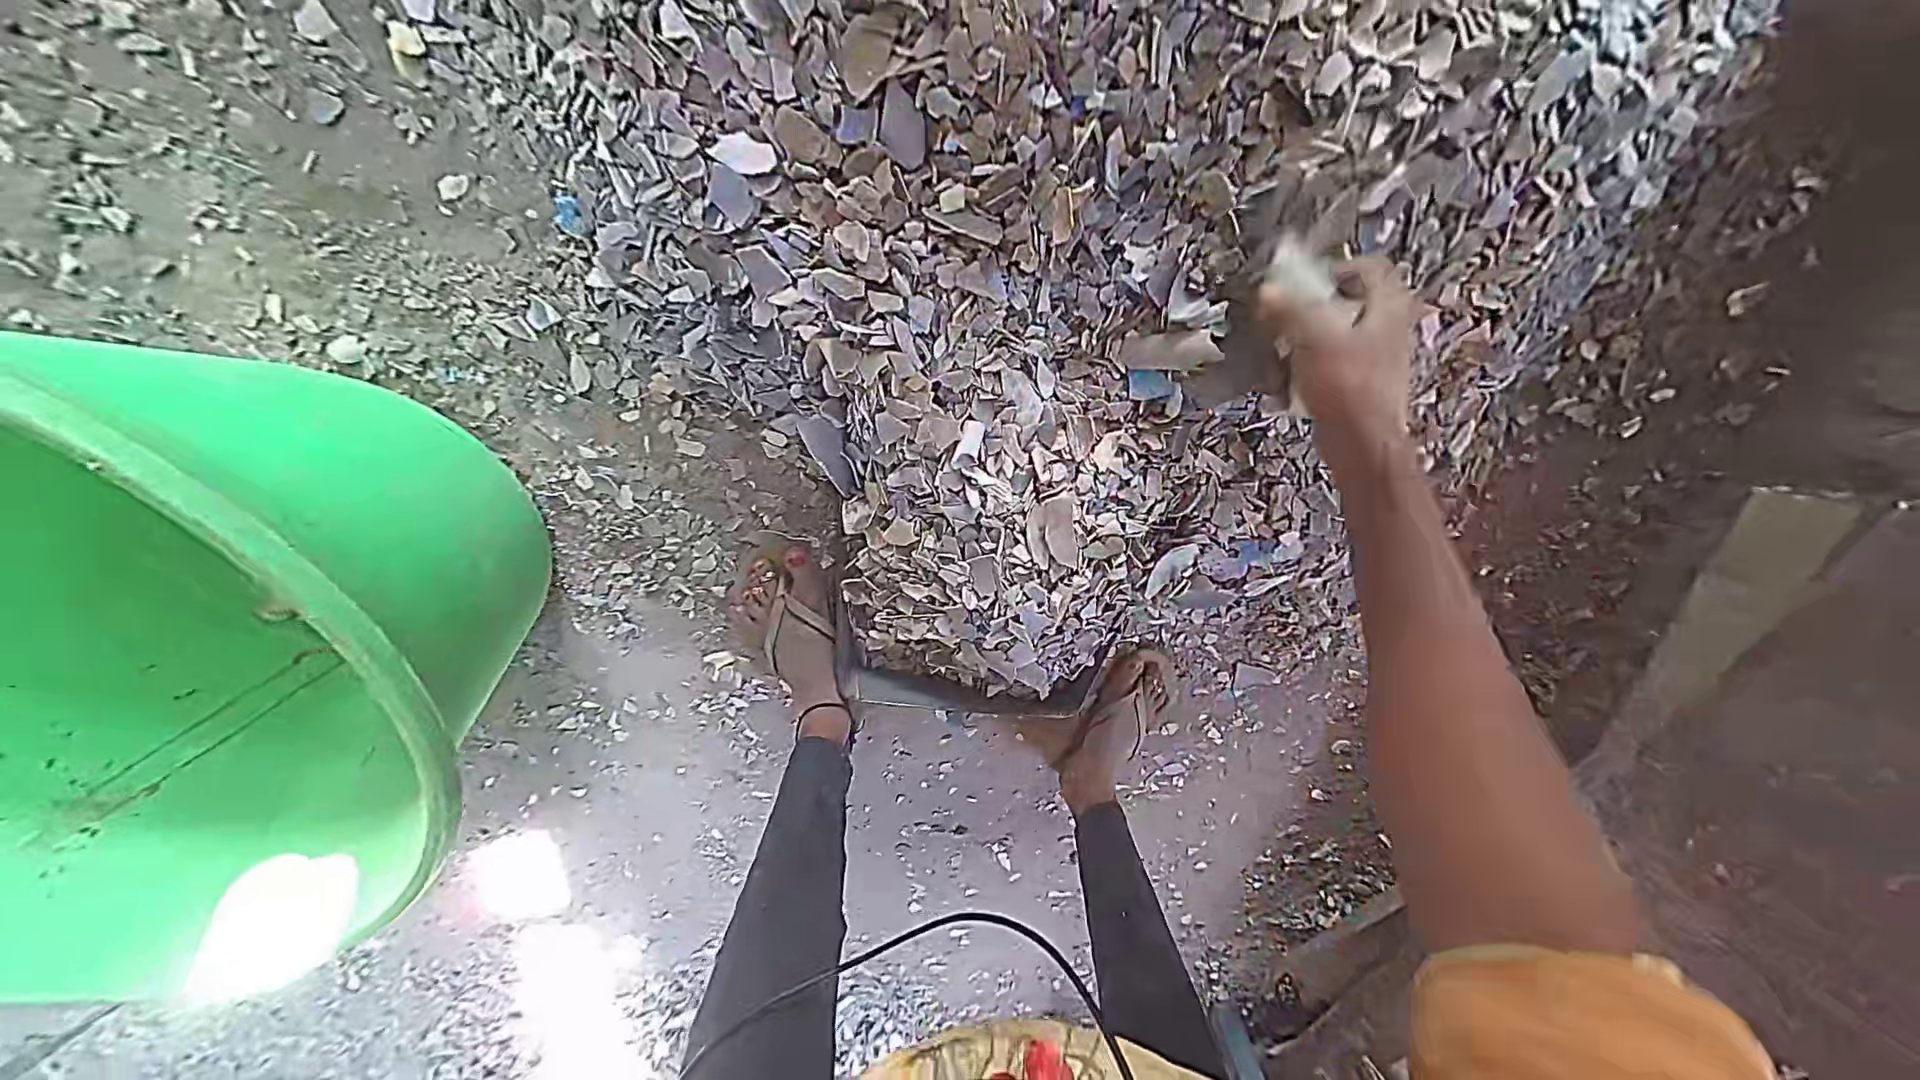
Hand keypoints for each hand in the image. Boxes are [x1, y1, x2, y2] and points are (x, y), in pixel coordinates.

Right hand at [1257, 256, 1417, 443]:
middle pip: (1345, 306)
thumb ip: (1290, 310)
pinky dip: (1304, 373)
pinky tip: (1288, 385)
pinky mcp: (1356, 387)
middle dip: (1309, 313)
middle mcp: (1386, 332)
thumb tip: (1268, 291)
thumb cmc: (1348, 388)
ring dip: (1302, 345)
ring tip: (1282, 356)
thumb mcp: (1313, 338)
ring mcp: (1373, 361)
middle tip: (1285, 320)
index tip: (1307, 281)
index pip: (1371, 268)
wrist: (1360, 440)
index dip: (1338, 268)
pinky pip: (1326, 369)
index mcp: (1387, 309)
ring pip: (1332, 339)